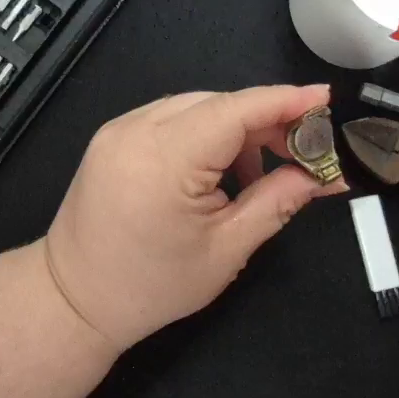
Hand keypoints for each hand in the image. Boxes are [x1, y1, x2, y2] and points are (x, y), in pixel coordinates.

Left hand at [43, 85, 345, 350]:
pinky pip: (170, 118)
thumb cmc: (152, 286)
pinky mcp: (112, 137)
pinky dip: (203, 133)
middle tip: (304, 150)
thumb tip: (325, 175)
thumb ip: (277, 201)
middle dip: (265, 120)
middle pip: (217, 104)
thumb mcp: (226, 250)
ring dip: (234, 128)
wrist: (73, 299)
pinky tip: (219, 168)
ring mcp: (119, 129)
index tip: (325, 98)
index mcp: (164, 159)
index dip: (284, 100)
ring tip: (259, 171)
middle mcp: (136, 130)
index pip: (235, 110)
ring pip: (194, 107)